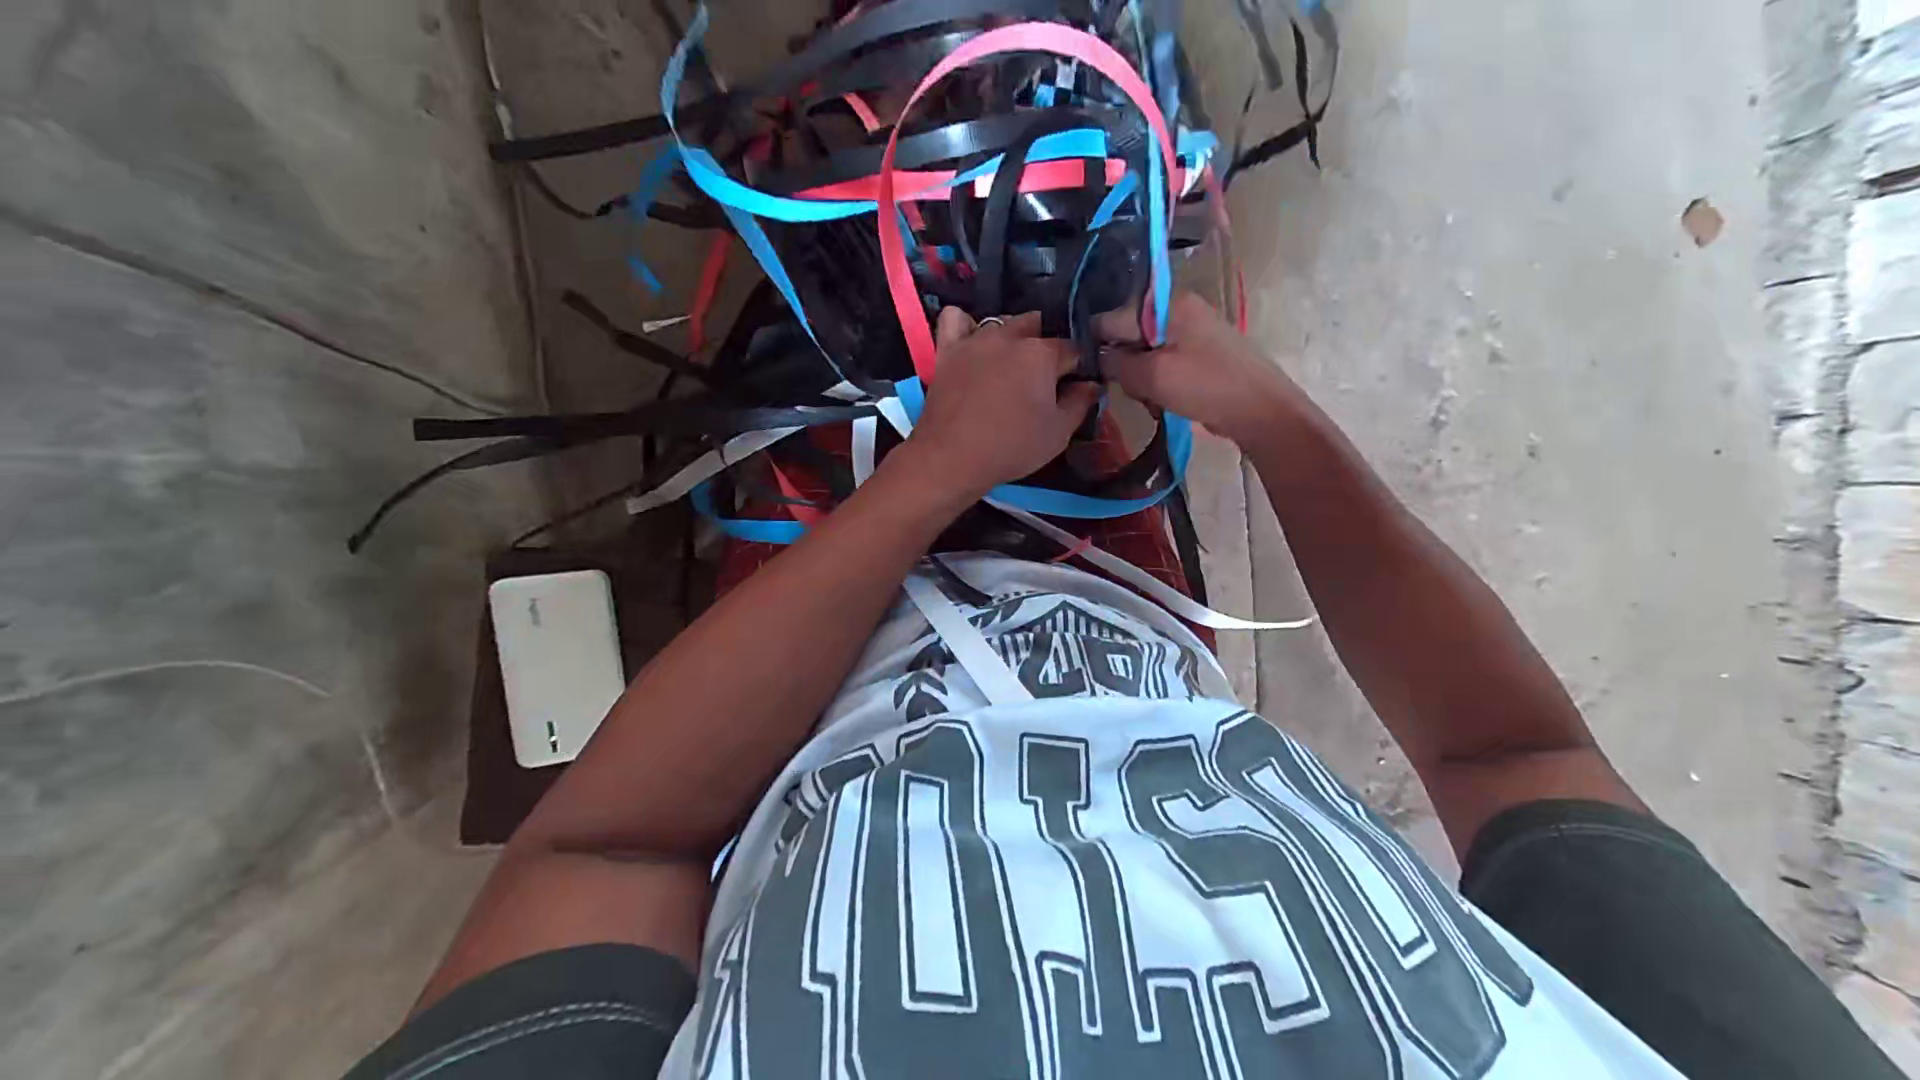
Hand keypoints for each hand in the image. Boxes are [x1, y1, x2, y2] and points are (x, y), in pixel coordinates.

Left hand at [899, 308, 1101, 498]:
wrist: (951, 459)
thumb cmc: (1011, 448)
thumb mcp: (1058, 433)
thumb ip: (1080, 403)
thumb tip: (1092, 384)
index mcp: (1042, 354)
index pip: (1072, 349)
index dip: (1078, 367)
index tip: (1076, 386)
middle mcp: (1009, 337)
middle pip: (1038, 327)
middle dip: (1047, 346)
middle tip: (1044, 379)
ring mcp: (975, 340)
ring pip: (1002, 322)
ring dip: (1013, 336)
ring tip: (1012, 364)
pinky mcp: (947, 351)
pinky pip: (954, 319)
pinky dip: (965, 324)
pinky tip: (973, 342)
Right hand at [1095, 291, 1310, 447]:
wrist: (1261, 410)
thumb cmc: (1206, 386)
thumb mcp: (1152, 376)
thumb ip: (1116, 364)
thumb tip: (1098, 358)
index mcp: (1167, 303)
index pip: (1112, 318)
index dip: (1096, 345)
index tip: (1092, 373)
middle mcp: (1178, 309)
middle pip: (1128, 335)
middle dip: (1124, 365)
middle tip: (1134, 389)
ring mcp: (1190, 331)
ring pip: (1144, 354)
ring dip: (1141, 379)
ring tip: (1153, 399)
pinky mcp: (1198, 353)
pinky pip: (1162, 364)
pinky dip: (1158, 383)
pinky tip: (1165, 400)